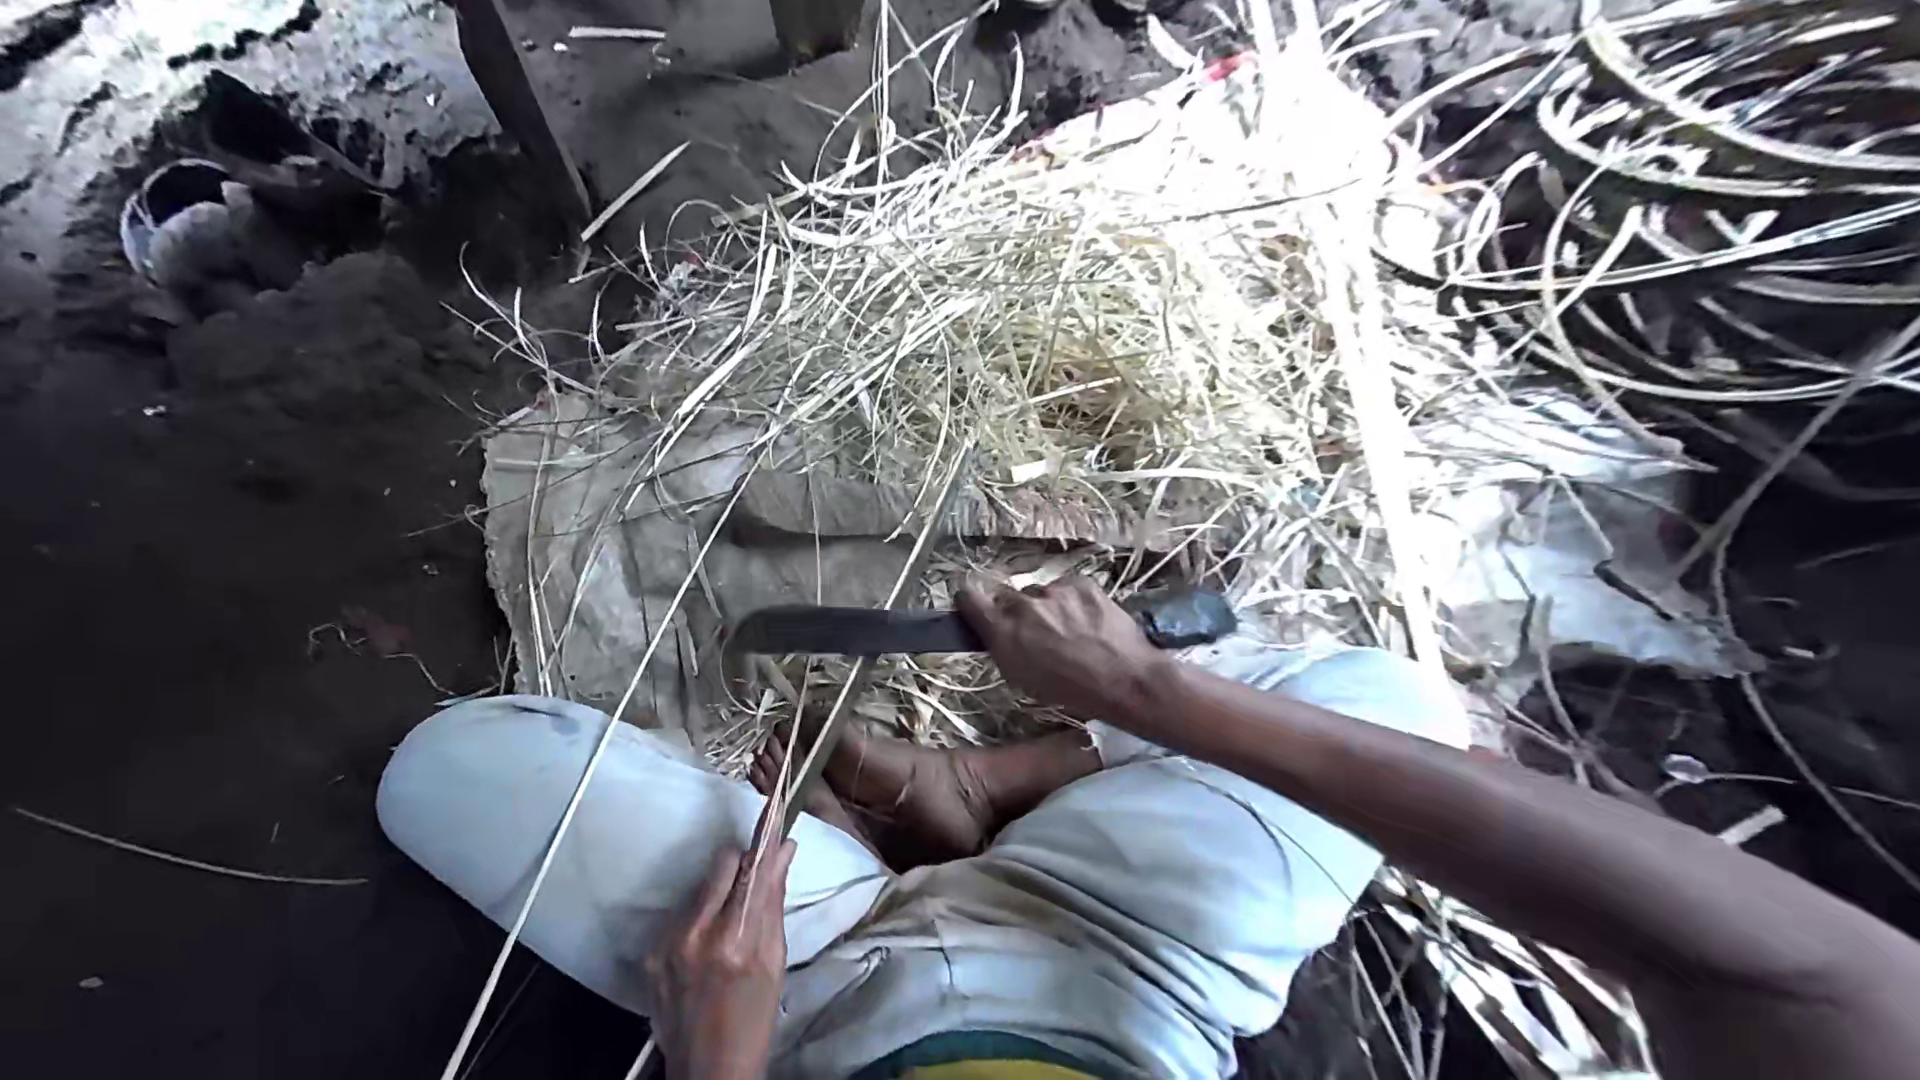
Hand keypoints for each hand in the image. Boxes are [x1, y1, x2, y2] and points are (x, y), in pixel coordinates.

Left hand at [646, 839, 796, 1079]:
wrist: (708, 1072)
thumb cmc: (755, 1016)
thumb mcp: (775, 958)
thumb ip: (774, 898)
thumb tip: (785, 847)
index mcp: (733, 937)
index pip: (750, 867)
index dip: (763, 838)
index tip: (773, 809)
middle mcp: (694, 933)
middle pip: (721, 863)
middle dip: (741, 864)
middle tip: (753, 884)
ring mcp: (667, 943)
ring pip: (700, 885)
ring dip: (718, 890)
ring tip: (728, 923)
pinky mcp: (650, 953)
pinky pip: (682, 910)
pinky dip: (699, 914)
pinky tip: (706, 943)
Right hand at [956, 574, 1165, 721]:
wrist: (1124, 677)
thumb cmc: (1071, 690)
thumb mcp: (1022, 678)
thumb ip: (1002, 646)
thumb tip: (995, 630)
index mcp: (1003, 631)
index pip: (969, 596)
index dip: (970, 600)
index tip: (975, 604)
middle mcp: (1023, 605)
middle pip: (1008, 598)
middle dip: (1017, 612)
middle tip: (1039, 631)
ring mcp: (1053, 590)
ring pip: (1040, 593)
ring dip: (1048, 606)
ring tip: (1071, 629)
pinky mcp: (1080, 582)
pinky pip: (1066, 587)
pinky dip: (1072, 600)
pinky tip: (1088, 620)